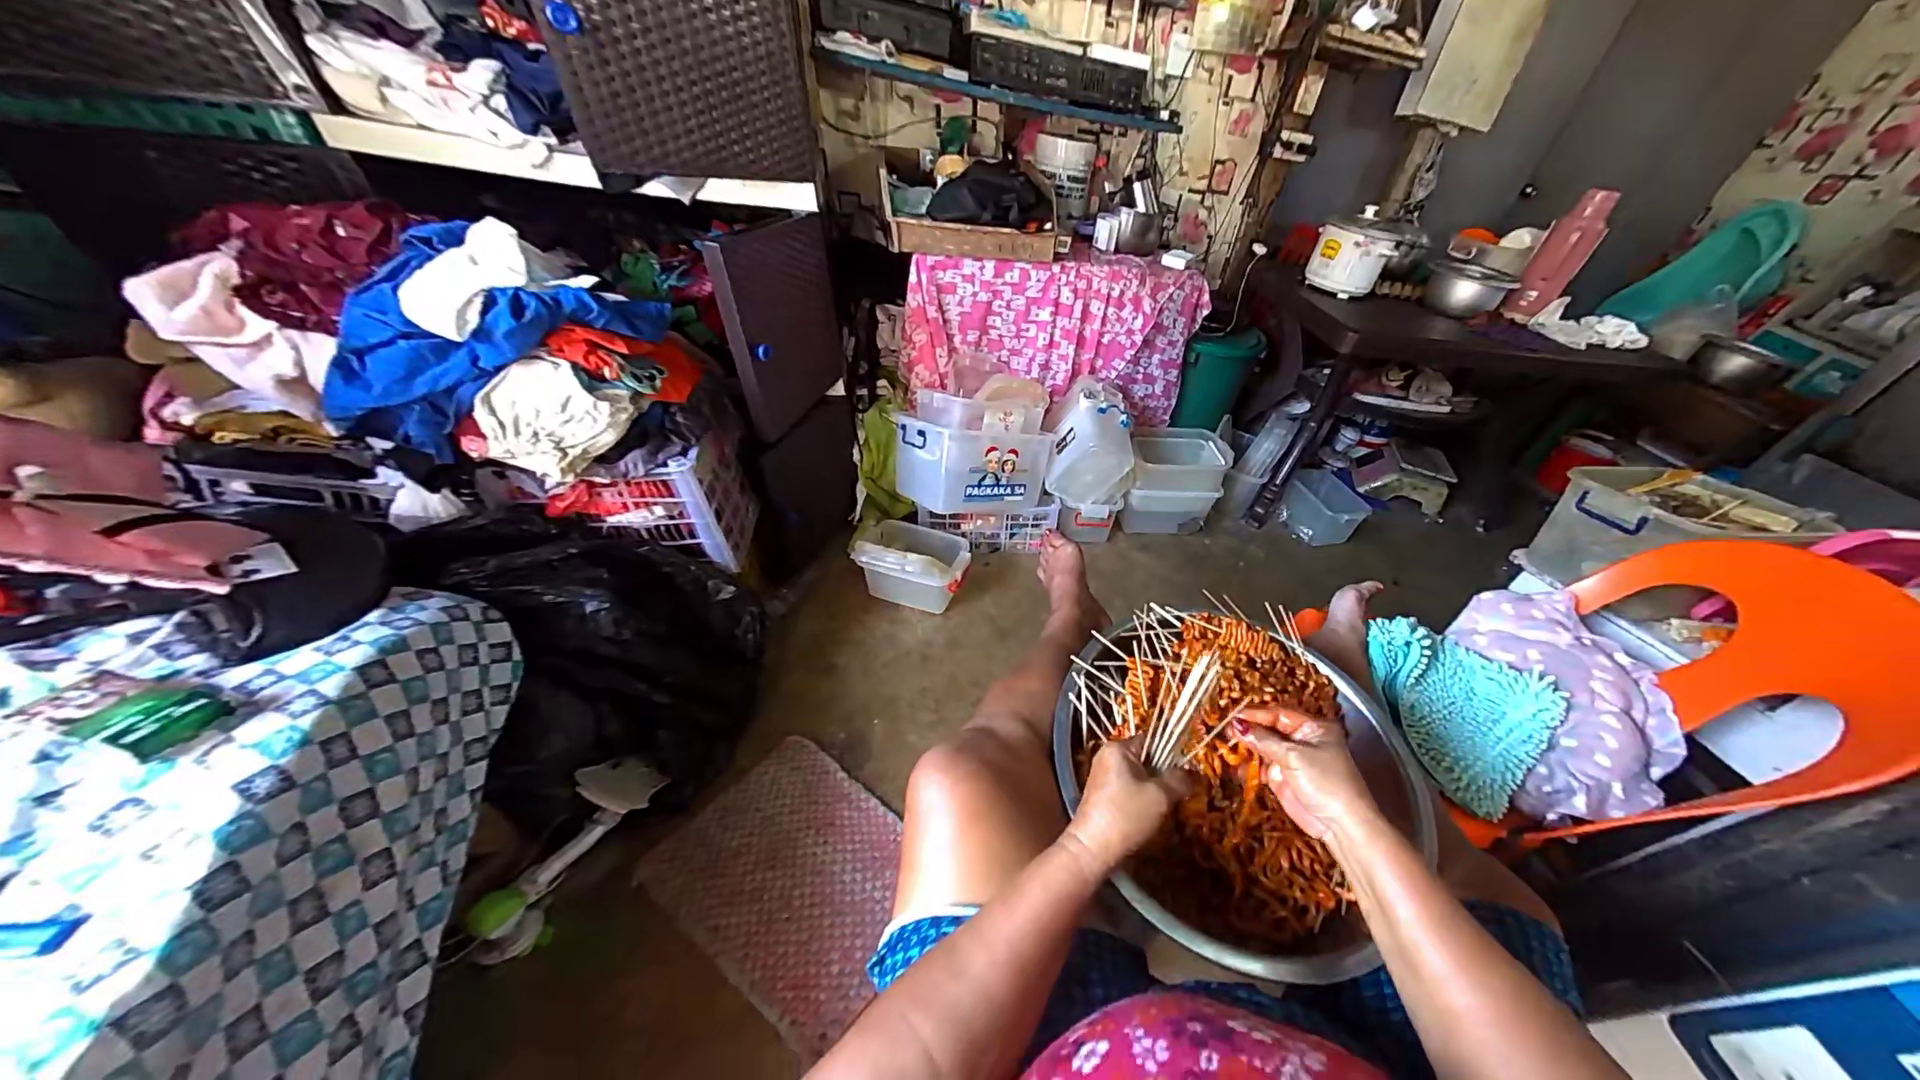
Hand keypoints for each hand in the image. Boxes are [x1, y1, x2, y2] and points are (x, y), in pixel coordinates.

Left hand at [1064, 738, 1194, 870]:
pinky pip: (1127, 789)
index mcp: (1117, 748)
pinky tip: (1149, 815)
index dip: (1171, 753)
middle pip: (1144, 759)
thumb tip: (1190, 773)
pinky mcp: (1101, 794)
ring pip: (1137, 776)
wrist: (1093, 847)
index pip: (1150, 741)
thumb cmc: (1126, 814)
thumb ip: (1178, 780)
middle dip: (1162, 775)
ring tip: (1166, 806)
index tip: (1186, 772)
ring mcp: (1102, 775)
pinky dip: (1140, 798)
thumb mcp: (1160, 796)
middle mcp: (1106, 756)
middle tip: (1179, 792)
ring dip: (1153, 789)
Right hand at [1230, 707, 1377, 840]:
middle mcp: (1302, 740)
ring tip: (1227, 748)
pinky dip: (1248, 766)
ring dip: (1246, 748)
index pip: (1279, 714)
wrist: (1340, 824)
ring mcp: (1291, 759)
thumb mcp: (1294, 756)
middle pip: (1269, 729)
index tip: (1233, 716)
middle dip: (1249, 731)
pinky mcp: (1283, 778)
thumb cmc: (1325, 782)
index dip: (1256, 714)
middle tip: (1226, 731)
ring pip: (1262, 748)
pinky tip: (1235, 765)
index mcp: (1313, 728)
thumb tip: (1236, 725)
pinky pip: (1261, 767)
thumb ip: (1263, 740)